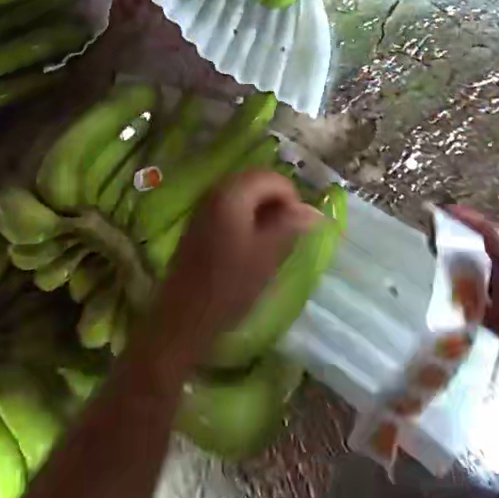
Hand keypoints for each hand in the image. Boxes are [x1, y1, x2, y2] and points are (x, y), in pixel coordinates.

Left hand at [147, 171, 321, 366]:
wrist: (183, 319)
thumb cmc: (229, 286)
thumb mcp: (267, 255)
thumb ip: (291, 225)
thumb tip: (315, 210)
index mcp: (233, 193)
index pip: (273, 178)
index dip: (292, 198)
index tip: (298, 227)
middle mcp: (215, 190)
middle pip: (256, 180)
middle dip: (277, 200)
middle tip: (288, 231)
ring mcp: (203, 206)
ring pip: (242, 193)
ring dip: (262, 208)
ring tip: (272, 239)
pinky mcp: (198, 223)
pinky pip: (228, 205)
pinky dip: (245, 215)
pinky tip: (250, 243)